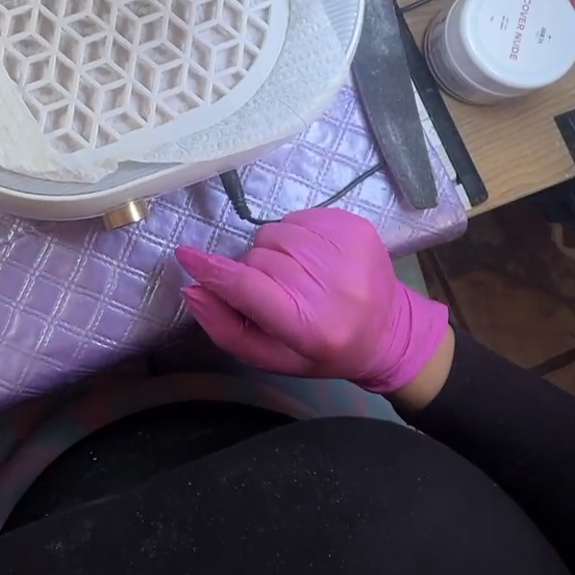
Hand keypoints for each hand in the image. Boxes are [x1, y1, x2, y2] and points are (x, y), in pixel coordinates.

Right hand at [176, 209, 450, 393]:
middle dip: (253, 270)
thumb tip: (193, 289)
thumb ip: (226, 327)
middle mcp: (331, 286)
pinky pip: (297, 218)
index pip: (249, 289)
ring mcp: (346, 251)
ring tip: (295, 273)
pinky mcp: (354, 226)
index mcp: (309, 326)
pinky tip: (312, 257)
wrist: (389, 331)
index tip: (186, 256)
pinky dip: (294, 235)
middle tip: (274, 290)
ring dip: (273, 251)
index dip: (214, 271)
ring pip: (274, 233)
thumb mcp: (271, 356)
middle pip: (258, 257)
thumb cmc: (322, 350)